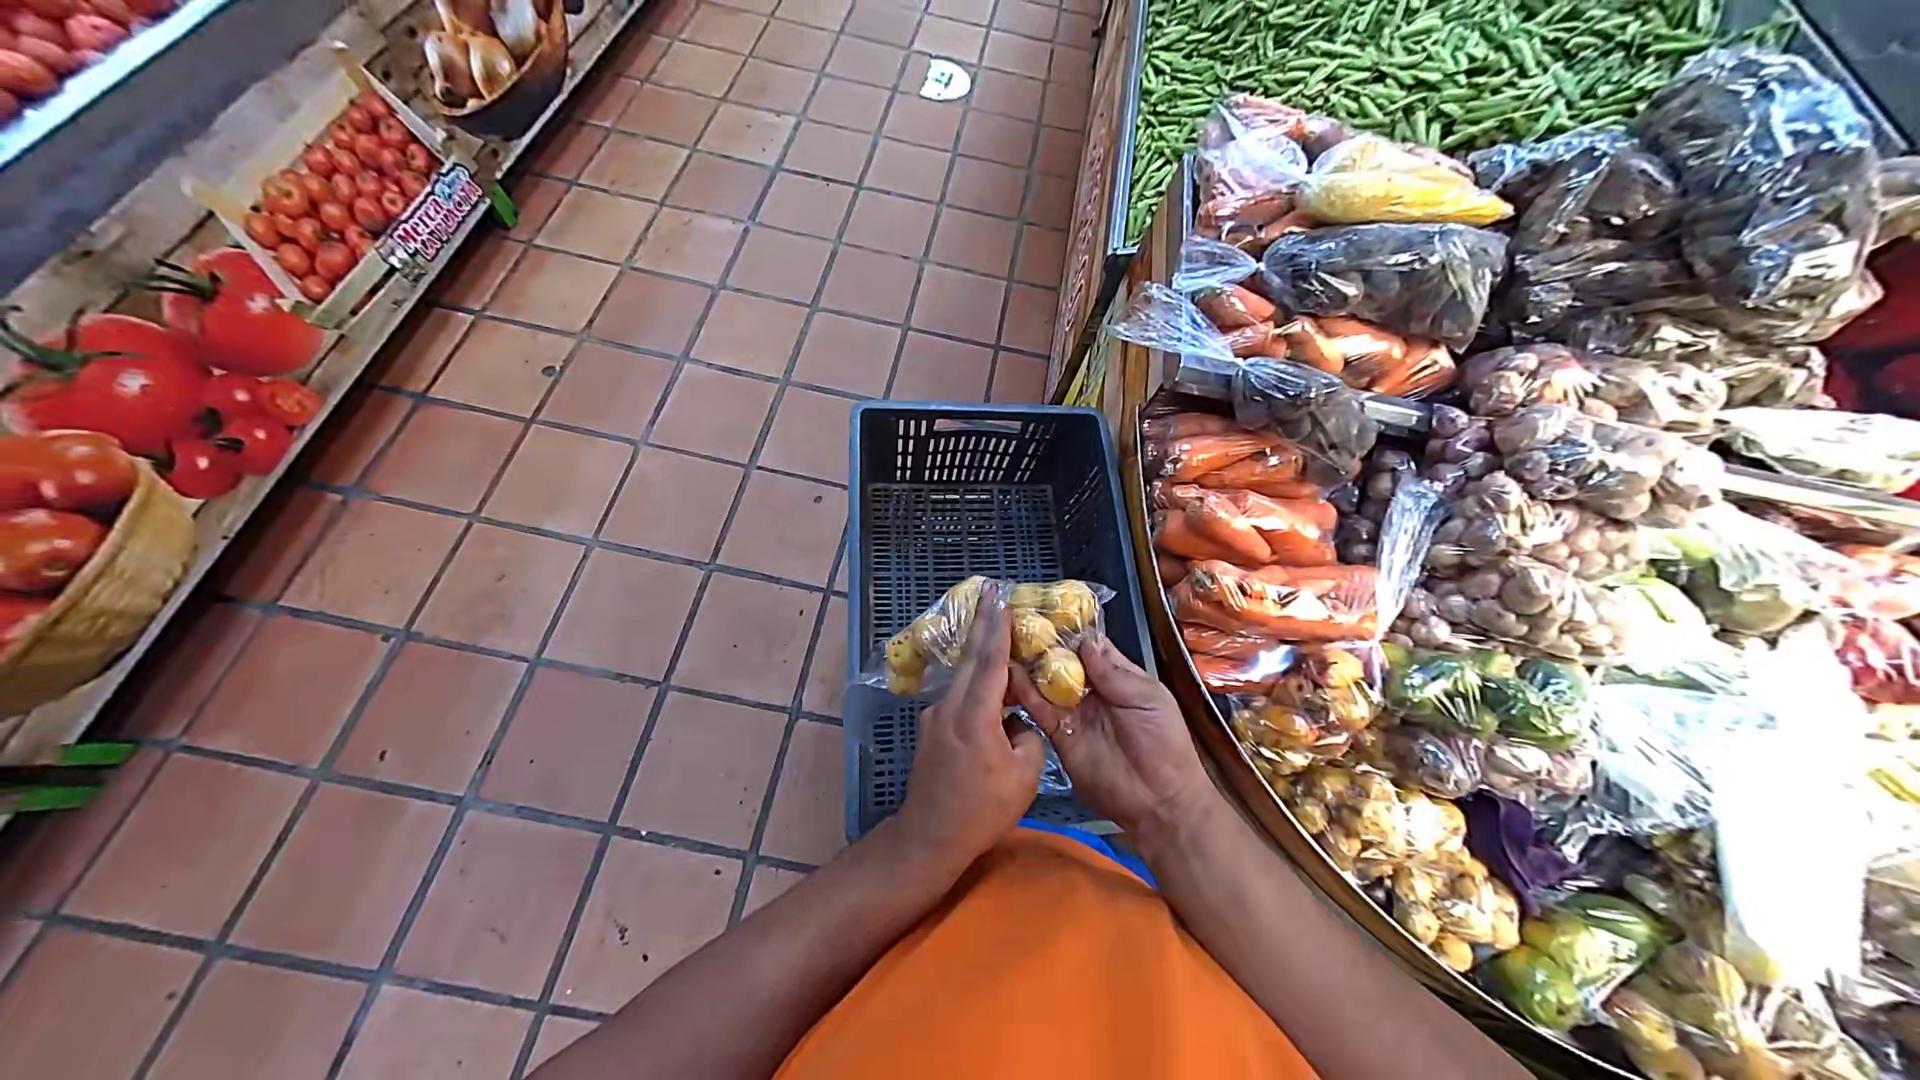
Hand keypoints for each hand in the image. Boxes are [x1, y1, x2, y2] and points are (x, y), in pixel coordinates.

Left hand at [892, 585, 1044, 868]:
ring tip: (998, 634)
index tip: (1000, 598)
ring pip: (963, 677)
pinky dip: (976, 685)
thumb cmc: (982, 809)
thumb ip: (1028, 736)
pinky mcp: (931, 729)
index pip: (989, 661)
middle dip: (982, 624)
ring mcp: (935, 717)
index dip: (997, 628)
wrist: (930, 836)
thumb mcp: (1024, 775)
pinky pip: (958, 696)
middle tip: (991, 592)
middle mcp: (949, 706)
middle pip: (969, 658)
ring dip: (980, 655)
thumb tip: (1017, 722)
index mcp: (974, 715)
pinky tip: (992, 692)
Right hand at [1010, 635, 1216, 838]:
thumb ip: (1112, 671)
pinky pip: (1038, 708)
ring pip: (1046, 680)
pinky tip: (1006, 673)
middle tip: (1016, 620)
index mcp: (1118, 675)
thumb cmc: (1163, 743)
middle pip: (1062, 659)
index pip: (1090, 644)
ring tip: (1004, 639)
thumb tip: (1084, 640)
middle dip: (1043, 641)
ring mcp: (1073, 710)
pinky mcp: (1058, 733)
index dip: (1070, 628)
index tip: (1045, 609)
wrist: (1158, 801)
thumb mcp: (1148, 698)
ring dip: (1029, 662)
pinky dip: (1023, 691)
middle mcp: (1091, 688)